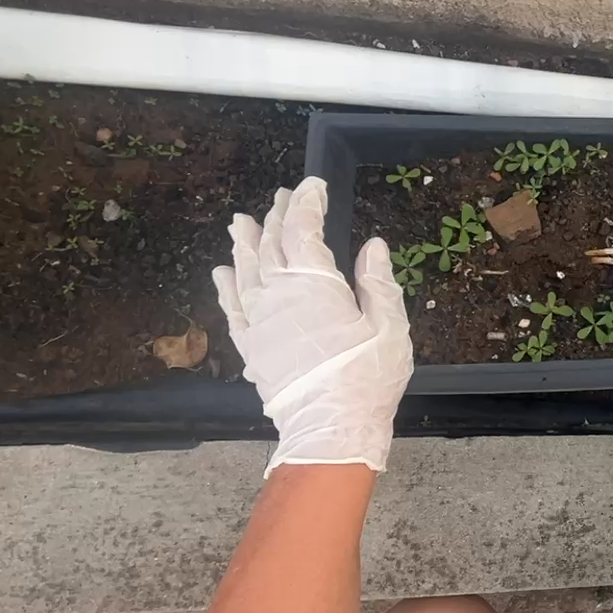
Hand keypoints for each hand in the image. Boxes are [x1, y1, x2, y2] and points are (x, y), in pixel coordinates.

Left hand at [212, 177, 412, 475]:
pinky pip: (231, 307)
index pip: (304, 232)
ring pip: (246, 271)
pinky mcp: (251, 346)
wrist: (332, 427)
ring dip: (245, 243)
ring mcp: (259, 321)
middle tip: (282, 196)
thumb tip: (374, 245)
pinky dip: (226, 286)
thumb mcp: (390, 326)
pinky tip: (223, 271)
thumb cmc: (368, 376)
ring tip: (241, 221)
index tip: (313, 186)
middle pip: (271, 246)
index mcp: (316, 287)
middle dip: (276, 217)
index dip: (307, 205)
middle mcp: (279, 296)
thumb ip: (379, 283)